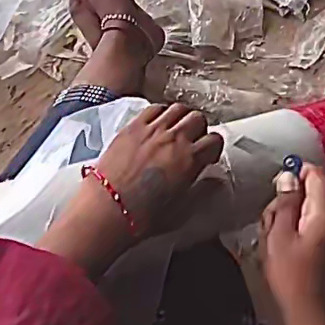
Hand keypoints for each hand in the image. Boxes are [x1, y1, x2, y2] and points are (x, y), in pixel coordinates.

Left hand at [39, 103, 221, 274]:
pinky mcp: (133, 127)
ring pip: (178, 108)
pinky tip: (157, 125)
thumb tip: (216, 183)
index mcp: (190, 159)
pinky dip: (161, 113)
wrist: (108, 208)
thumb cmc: (143, 215)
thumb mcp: (182, 211)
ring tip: (176, 129)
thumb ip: (202, 193)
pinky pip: (154, 109)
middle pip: (198, 118)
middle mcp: (174, 139)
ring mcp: (152, 130)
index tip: (208, 154)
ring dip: (182, 117)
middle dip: (199, 128)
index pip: (214, 140)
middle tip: (193, 140)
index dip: (213, 147)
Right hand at [260, 164, 324, 324]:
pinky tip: (282, 250)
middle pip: (312, 193)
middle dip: (288, 200)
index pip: (317, 174)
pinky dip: (296, 232)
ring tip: (274, 239)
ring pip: (310, 210)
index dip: (297, 172)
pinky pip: (312, 227)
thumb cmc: (292, 279)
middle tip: (270, 220)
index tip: (278, 184)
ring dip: (289, 218)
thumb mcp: (278, 235)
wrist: (310, 317)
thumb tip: (288, 177)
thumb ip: (284, 202)